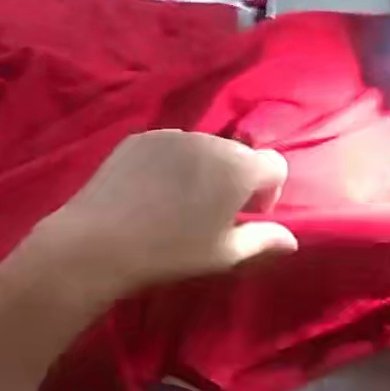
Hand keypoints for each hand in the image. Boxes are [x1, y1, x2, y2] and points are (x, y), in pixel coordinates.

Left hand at [33, 131, 296, 301]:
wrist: (99, 241)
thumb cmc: (170, 252)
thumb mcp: (223, 255)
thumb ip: (262, 241)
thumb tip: (291, 239)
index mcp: (239, 167)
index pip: (275, 164)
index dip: (268, 191)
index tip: (246, 216)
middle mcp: (208, 141)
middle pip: (237, 154)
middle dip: (234, 179)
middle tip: (211, 212)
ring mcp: (170, 135)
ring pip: (201, 148)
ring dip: (202, 169)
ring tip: (177, 202)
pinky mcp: (138, 138)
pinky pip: (168, 146)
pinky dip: (170, 163)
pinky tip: (149, 191)